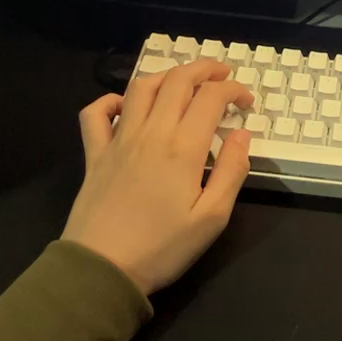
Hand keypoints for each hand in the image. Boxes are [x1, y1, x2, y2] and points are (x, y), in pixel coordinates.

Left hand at [61, 59, 254, 293]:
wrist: (100, 271)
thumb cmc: (162, 248)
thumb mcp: (213, 218)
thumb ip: (233, 171)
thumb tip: (243, 134)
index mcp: (183, 147)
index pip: (211, 97)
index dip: (233, 90)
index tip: (246, 102)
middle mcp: (151, 132)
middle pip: (177, 80)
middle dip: (204, 69)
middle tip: (222, 73)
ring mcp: (119, 140)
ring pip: (141, 87)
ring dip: (167, 75)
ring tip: (184, 80)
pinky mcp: (94, 154)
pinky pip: (96, 114)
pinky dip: (111, 100)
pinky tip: (126, 105)